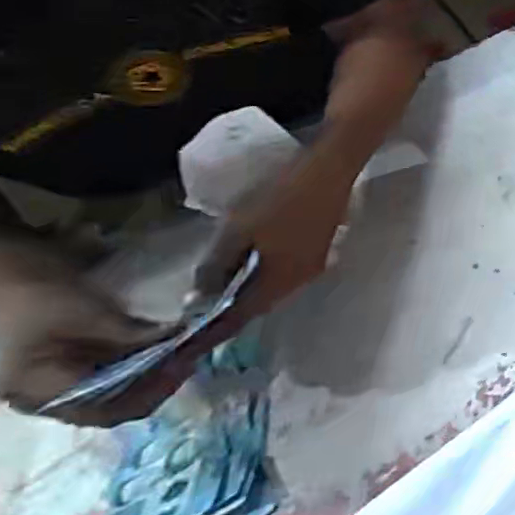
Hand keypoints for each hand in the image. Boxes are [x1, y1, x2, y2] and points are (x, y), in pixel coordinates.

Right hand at [0, 276, 181, 426]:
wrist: (16, 297)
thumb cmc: (46, 302)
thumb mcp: (90, 313)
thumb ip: (130, 332)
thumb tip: (178, 336)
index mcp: (32, 389)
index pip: (96, 408)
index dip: (145, 391)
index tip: (183, 365)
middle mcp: (43, 403)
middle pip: (111, 410)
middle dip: (157, 386)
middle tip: (192, 359)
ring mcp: (60, 397)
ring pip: (119, 402)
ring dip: (157, 381)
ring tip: (189, 356)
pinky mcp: (77, 385)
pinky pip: (117, 389)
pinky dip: (148, 374)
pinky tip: (174, 355)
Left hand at [193, 161, 351, 325]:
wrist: (328, 171)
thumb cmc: (279, 200)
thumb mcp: (234, 232)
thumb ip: (214, 269)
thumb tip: (199, 300)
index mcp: (280, 281)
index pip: (241, 318)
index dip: (213, 332)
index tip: (186, 343)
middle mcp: (300, 280)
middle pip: (260, 305)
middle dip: (231, 311)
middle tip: (198, 309)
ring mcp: (314, 264)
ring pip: (274, 290)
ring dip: (248, 292)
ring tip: (221, 285)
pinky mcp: (320, 250)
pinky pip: (286, 275)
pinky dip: (264, 278)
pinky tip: (252, 264)